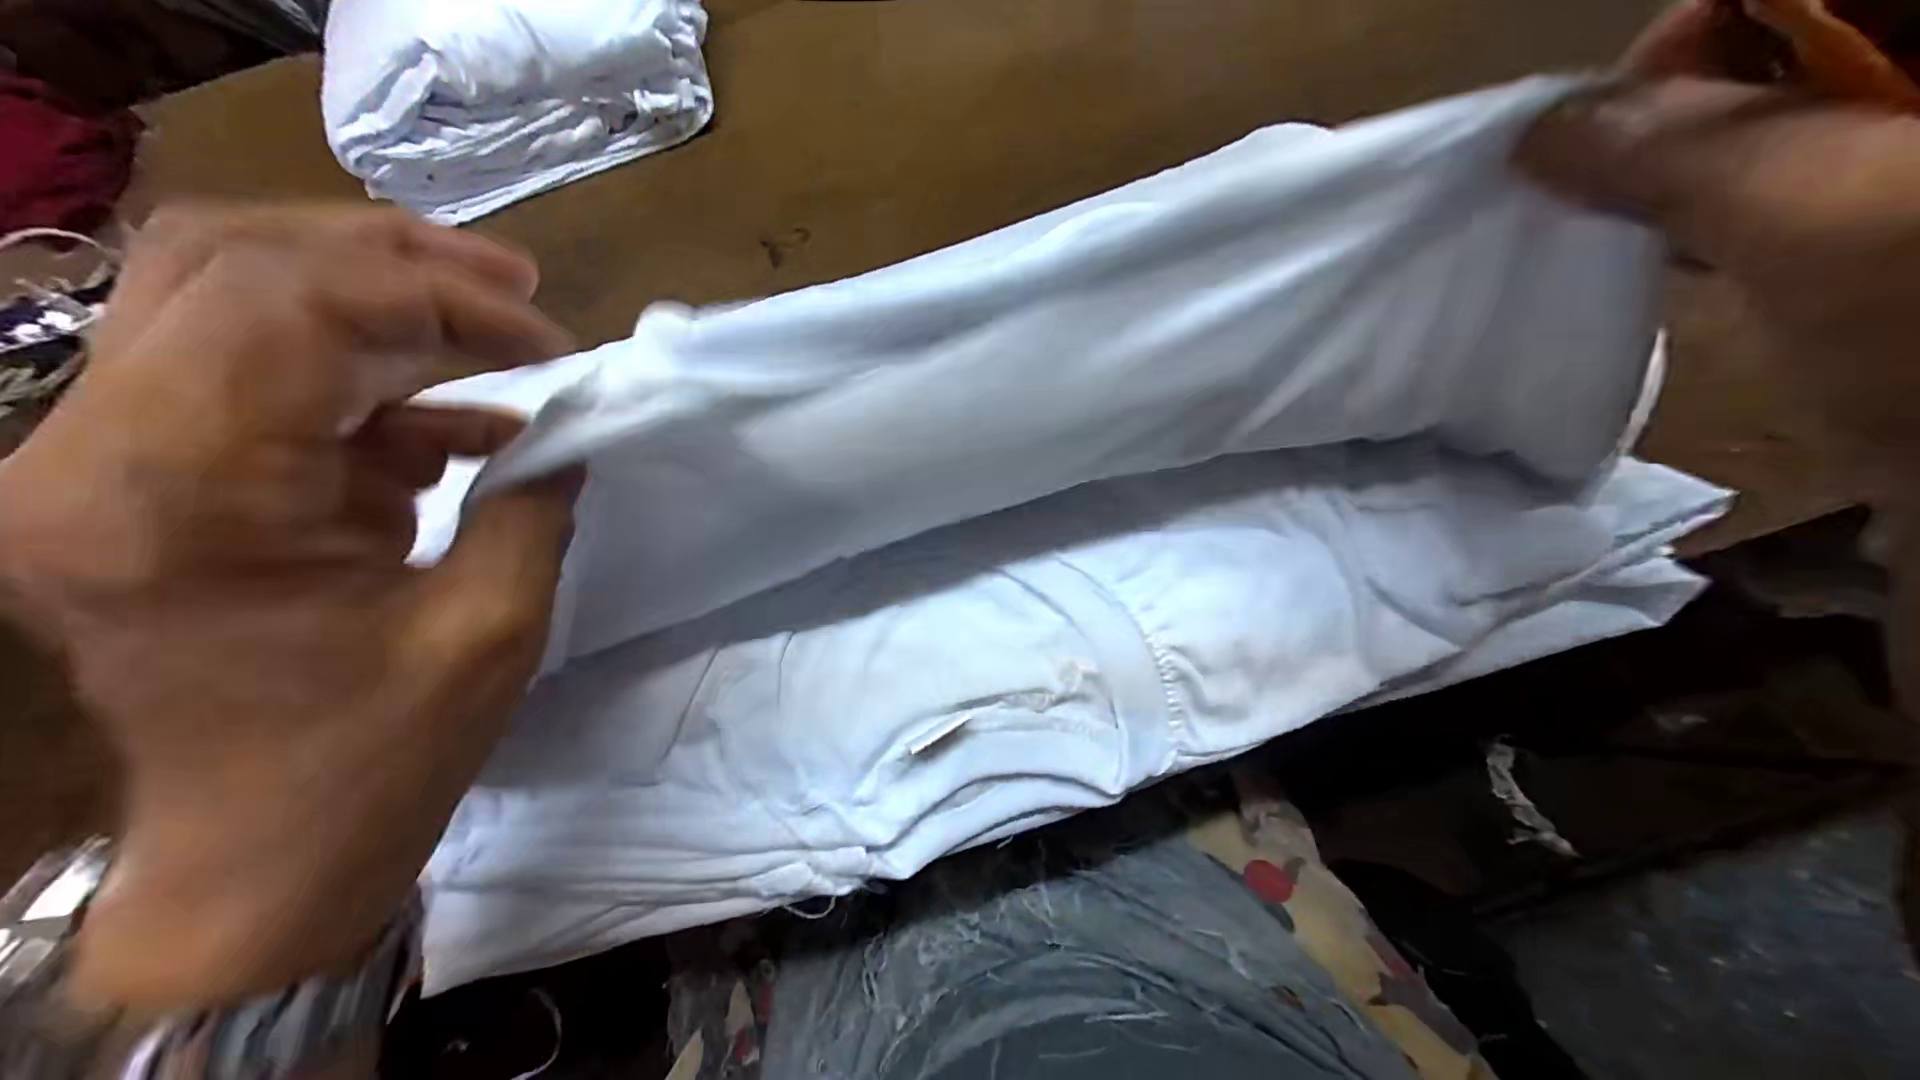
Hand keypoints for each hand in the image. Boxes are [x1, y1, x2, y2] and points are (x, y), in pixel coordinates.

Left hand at [0, 206, 579, 1008]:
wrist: (264, 854)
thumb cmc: (377, 760)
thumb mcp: (490, 629)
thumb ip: (530, 506)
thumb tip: (565, 428)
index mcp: (176, 500)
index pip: (287, 306)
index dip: (436, 296)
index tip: (547, 340)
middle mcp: (98, 454)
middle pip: (227, 262)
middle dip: (394, 259)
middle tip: (514, 285)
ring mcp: (111, 462)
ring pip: (229, 296)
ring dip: (376, 297)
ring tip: (493, 318)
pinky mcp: (160, 481)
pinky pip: (266, 377)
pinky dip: (375, 380)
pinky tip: (465, 423)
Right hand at [1516, 17, 1919, 693]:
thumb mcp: (1834, 221)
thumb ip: (1687, 152)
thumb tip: (1542, 128)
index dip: (1716, 23)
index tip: (1621, 111)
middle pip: (1799, 46)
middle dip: (1684, 99)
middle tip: (1597, 176)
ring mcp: (1901, 169)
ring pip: (1778, 120)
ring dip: (1679, 164)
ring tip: (1610, 214)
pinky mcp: (1887, 237)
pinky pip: (1781, 185)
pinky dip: (1705, 208)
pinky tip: (1660, 246)